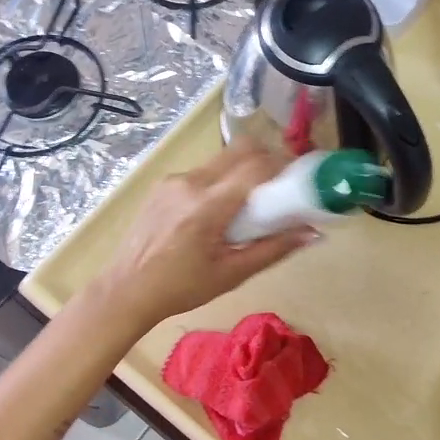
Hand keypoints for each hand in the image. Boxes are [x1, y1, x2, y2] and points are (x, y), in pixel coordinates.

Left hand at [89, 142, 317, 329]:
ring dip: (243, 170)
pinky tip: (220, 210)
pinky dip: (221, 181)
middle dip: (268, 158)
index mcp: (207, 207)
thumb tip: (314, 233)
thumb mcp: (232, 274)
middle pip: (240, 149)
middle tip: (282, 182)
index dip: (284, 166)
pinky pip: (203, 172)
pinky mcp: (164, 183)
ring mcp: (174, 179)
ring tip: (251, 202)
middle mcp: (190, 183)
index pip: (255, 167)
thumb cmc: (181, 288)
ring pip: (222, 159)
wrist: (125, 290)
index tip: (300, 178)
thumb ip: (274, 249)